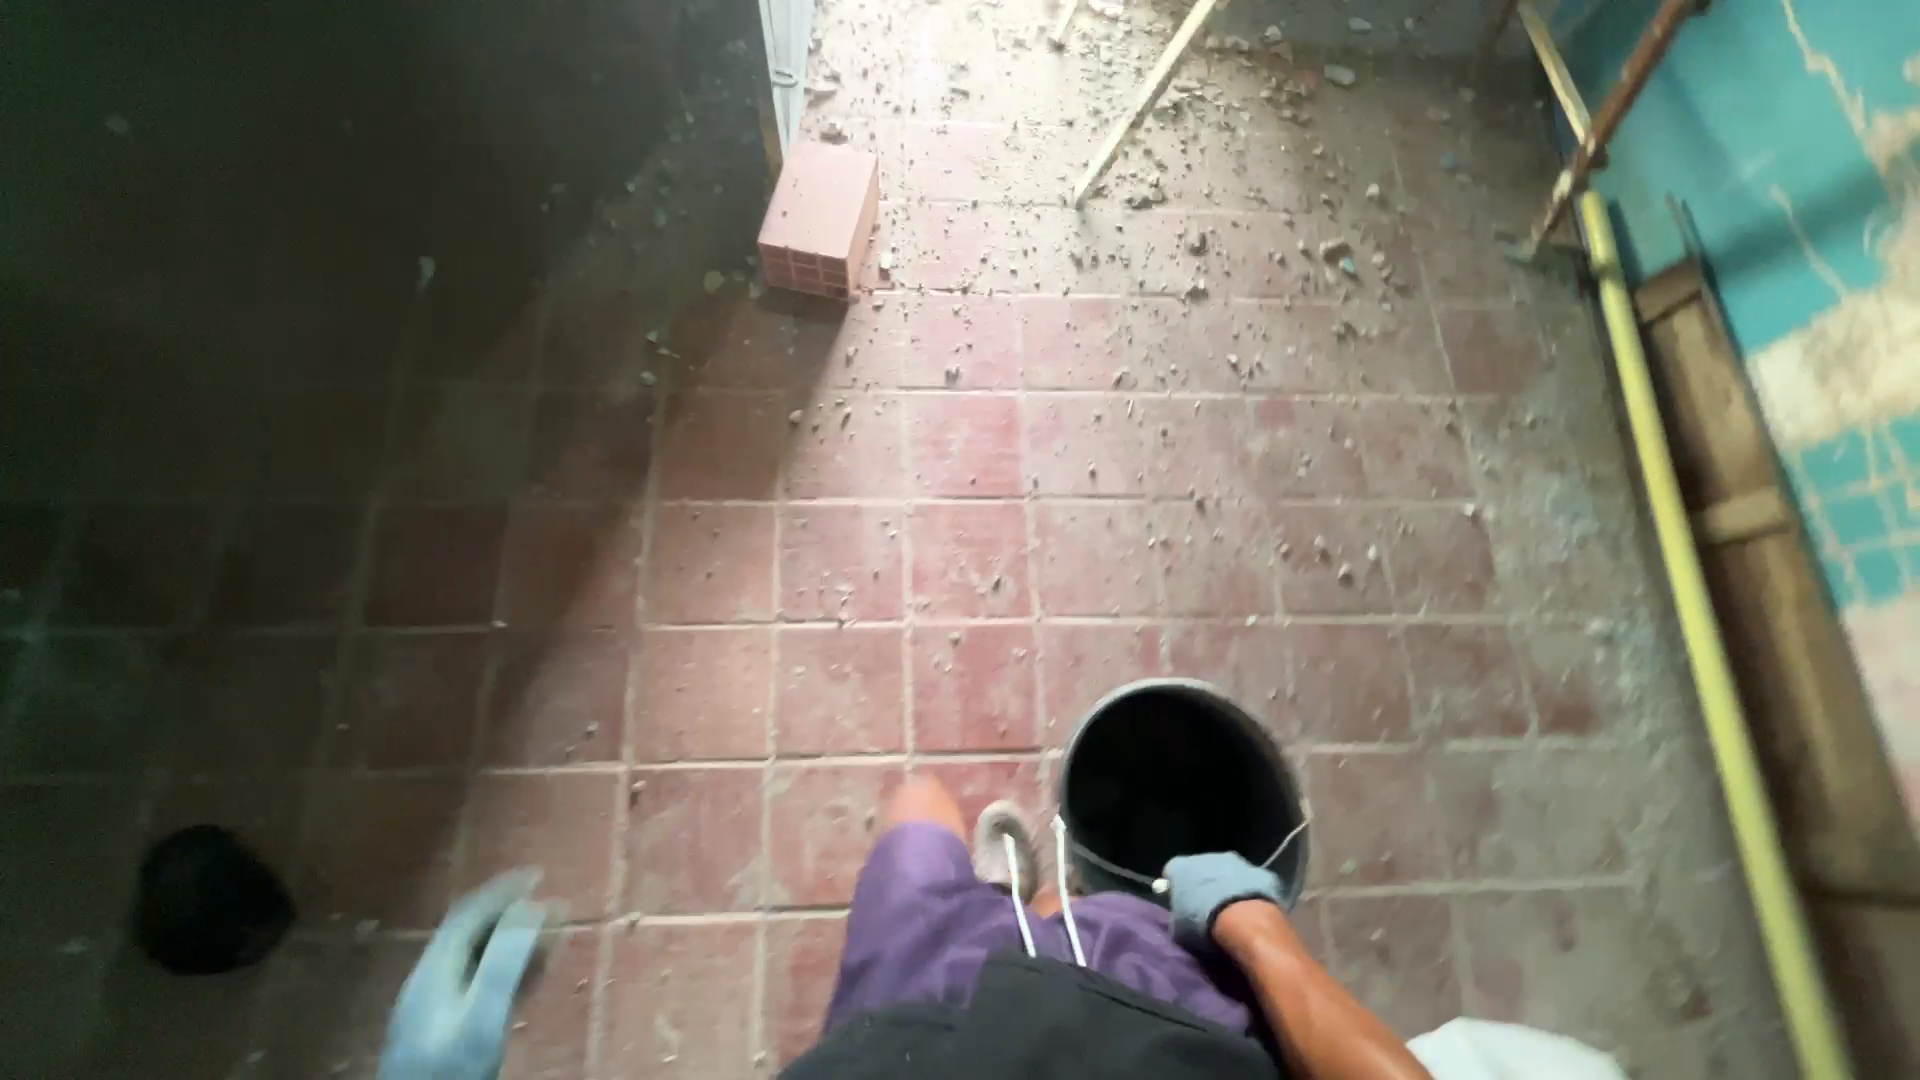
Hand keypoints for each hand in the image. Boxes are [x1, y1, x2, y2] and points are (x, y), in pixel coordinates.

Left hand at [377, 869, 550, 1079]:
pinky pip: (485, 984)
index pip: (468, 914)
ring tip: (555, 930)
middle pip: (474, 933)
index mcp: (433, 971)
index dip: (503, 889)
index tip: (541, 874)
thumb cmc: (453, 1071)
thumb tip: (532, 904)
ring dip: (518, 938)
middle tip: (555, 901)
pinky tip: (537, 971)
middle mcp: (432, 982)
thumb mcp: (483, 1016)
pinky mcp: (451, 1030)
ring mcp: (439, 1008)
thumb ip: (504, 960)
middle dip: (515, 912)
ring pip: (482, 957)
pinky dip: (514, 967)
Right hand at [1163, 852, 1282, 953]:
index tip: (1181, 907)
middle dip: (1202, 886)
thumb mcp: (1181, 929)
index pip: (1171, 873)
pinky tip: (1248, 910)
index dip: (1175, 890)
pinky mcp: (1255, 869)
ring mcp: (1231, 860)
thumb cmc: (1204, 926)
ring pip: (1223, 872)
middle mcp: (1202, 856)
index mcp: (1179, 866)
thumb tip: (1181, 917)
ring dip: (1225, 886)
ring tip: (1231, 911)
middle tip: (1207, 910)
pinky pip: (1245, 880)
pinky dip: (1245, 891)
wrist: (1245, 921)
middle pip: (1198, 870)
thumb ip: (1177, 917)